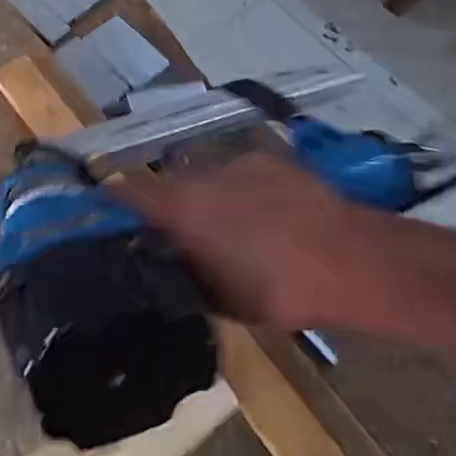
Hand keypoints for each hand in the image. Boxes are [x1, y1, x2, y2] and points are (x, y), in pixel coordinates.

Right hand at [111, 152, 373, 329]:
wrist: (348, 259)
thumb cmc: (277, 289)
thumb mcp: (216, 296)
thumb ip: (180, 270)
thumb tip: (162, 259)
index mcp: (182, 207)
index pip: (126, 193)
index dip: (111, 205)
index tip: (107, 222)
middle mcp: (204, 174)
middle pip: (167, 184)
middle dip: (165, 208)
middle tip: (174, 237)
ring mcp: (240, 162)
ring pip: (205, 178)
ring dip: (204, 199)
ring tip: (225, 230)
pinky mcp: (272, 160)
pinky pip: (240, 174)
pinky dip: (239, 192)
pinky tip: (262, 217)